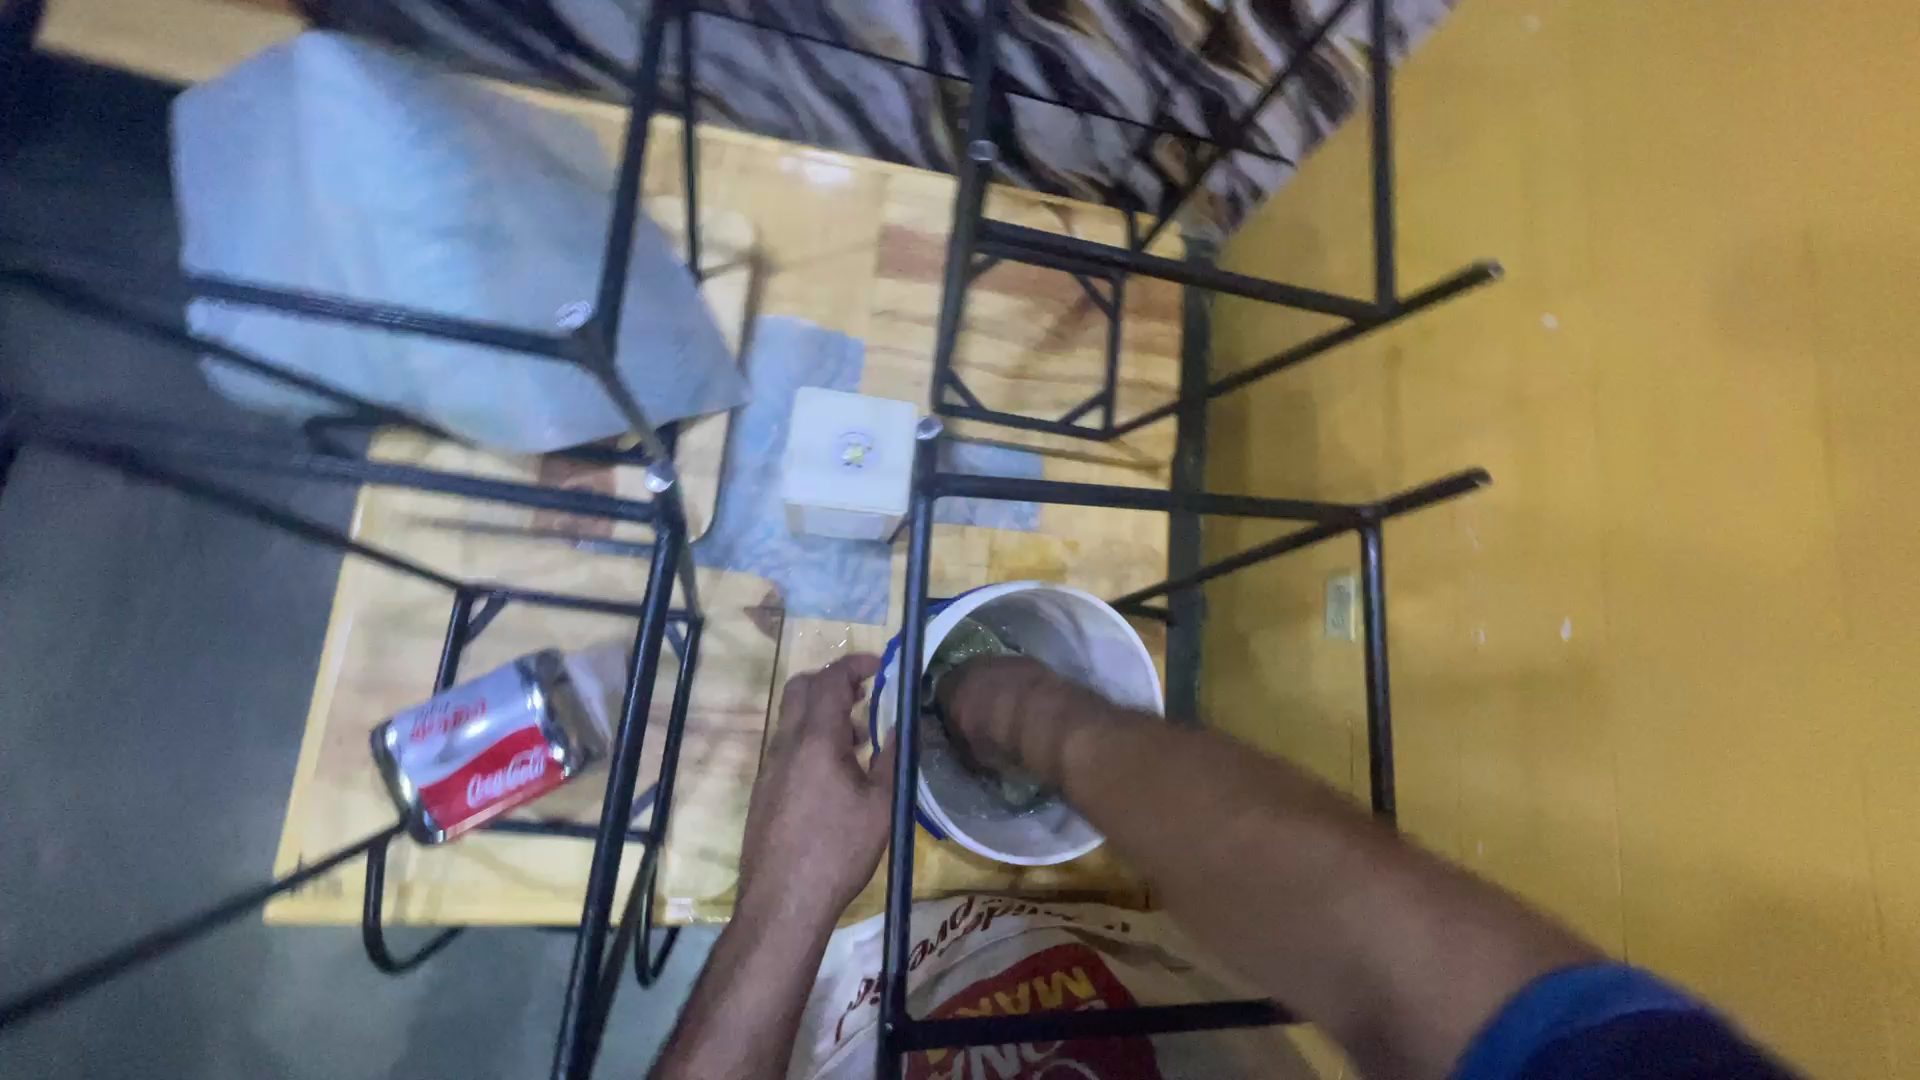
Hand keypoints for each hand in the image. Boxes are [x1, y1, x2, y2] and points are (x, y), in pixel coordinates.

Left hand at [736, 654, 894, 922]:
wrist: (782, 903)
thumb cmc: (838, 851)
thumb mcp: (881, 805)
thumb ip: (891, 758)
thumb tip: (899, 726)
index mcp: (816, 739)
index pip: (830, 679)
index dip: (855, 663)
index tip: (880, 666)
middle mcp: (787, 744)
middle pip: (802, 687)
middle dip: (833, 680)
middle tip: (865, 694)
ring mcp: (771, 767)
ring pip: (793, 717)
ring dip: (824, 712)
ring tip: (859, 741)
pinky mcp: (765, 789)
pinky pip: (788, 745)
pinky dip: (812, 739)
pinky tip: (837, 775)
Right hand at [936, 655, 1117, 783]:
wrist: (1041, 719)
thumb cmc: (1000, 741)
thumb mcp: (974, 755)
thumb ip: (964, 745)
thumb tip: (965, 746)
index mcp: (950, 689)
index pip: (943, 696)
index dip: (952, 710)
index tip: (961, 723)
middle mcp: (970, 667)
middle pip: (968, 678)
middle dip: (975, 694)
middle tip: (986, 714)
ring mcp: (1000, 659)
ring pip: (993, 672)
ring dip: (999, 687)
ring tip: (1010, 707)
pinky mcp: (1027, 659)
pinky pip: (1017, 672)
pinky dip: (1020, 684)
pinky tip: (1029, 700)